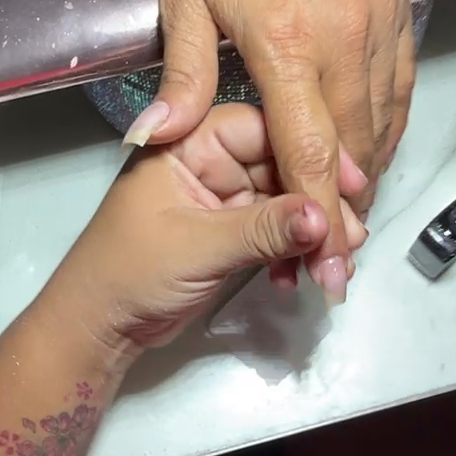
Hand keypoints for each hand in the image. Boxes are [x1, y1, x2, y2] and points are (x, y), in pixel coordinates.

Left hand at [47, 104, 366, 353]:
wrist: (102, 326)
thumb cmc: (131, 272)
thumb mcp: (197, 247)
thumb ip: (262, 230)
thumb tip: (324, 217)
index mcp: (188, 142)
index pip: (261, 129)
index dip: (307, 153)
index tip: (350, 181)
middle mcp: (210, 163)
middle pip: (280, 168)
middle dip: (317, 203)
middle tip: (354, 236)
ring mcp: (223, 200)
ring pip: (283, 204)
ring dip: (312, 233)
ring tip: (340, 263)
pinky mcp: (232, 233)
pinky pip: (275, 233)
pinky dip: (293, 253)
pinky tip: (306, 276)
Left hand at [133, 0, 411, 303]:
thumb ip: (181, 79)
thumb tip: (156, 141)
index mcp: (287, 43)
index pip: (310, 155)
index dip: (320, 220)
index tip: (328, 271)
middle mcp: (345, 37)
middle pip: (356, 151)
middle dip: (347, 213)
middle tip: (335, 259)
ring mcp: (380, 18)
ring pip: (385, 122)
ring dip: (369, 175)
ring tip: (350, 216)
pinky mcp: (398, 2)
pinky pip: (402, 85)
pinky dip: (390, 128)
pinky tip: (375, 153)